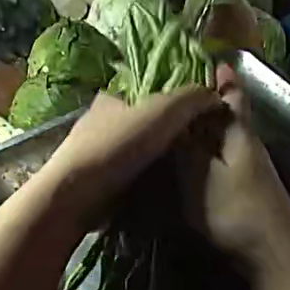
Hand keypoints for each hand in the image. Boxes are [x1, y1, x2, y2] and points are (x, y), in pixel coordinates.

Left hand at [39, 86, 224, 219]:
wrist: (75, 195)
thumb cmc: (116, 145)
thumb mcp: (162, 111)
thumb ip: (191, 99)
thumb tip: (215, 96)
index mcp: (109, 101)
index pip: (142, 94)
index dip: (168, 102)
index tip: (192, 118)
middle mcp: (96, 126)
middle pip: (137, 127)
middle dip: (160, 136)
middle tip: (191, 149)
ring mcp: (91, 158)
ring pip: (129, 156)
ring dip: (150, 163)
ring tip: (180, 172)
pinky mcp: (90, 187)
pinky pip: (121, 181)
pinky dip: (137, 184)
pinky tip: (156, 191)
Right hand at [177, 65, 289, 274]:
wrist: (271, 253)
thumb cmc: (235, 209)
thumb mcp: (201, 174)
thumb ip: (184, 146)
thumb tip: (166, 117)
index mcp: (238, 132)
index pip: (229, 93)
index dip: (217, 76)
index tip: (196, 59)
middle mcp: (243, 143)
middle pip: (222, 114)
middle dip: (198, 101)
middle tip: (164, 92)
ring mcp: (243, 168)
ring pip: (217, 136)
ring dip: (196, 128)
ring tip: (164, 123)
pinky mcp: (238, 189)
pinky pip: (213, 158)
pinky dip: (197, 152)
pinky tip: (179, 160)